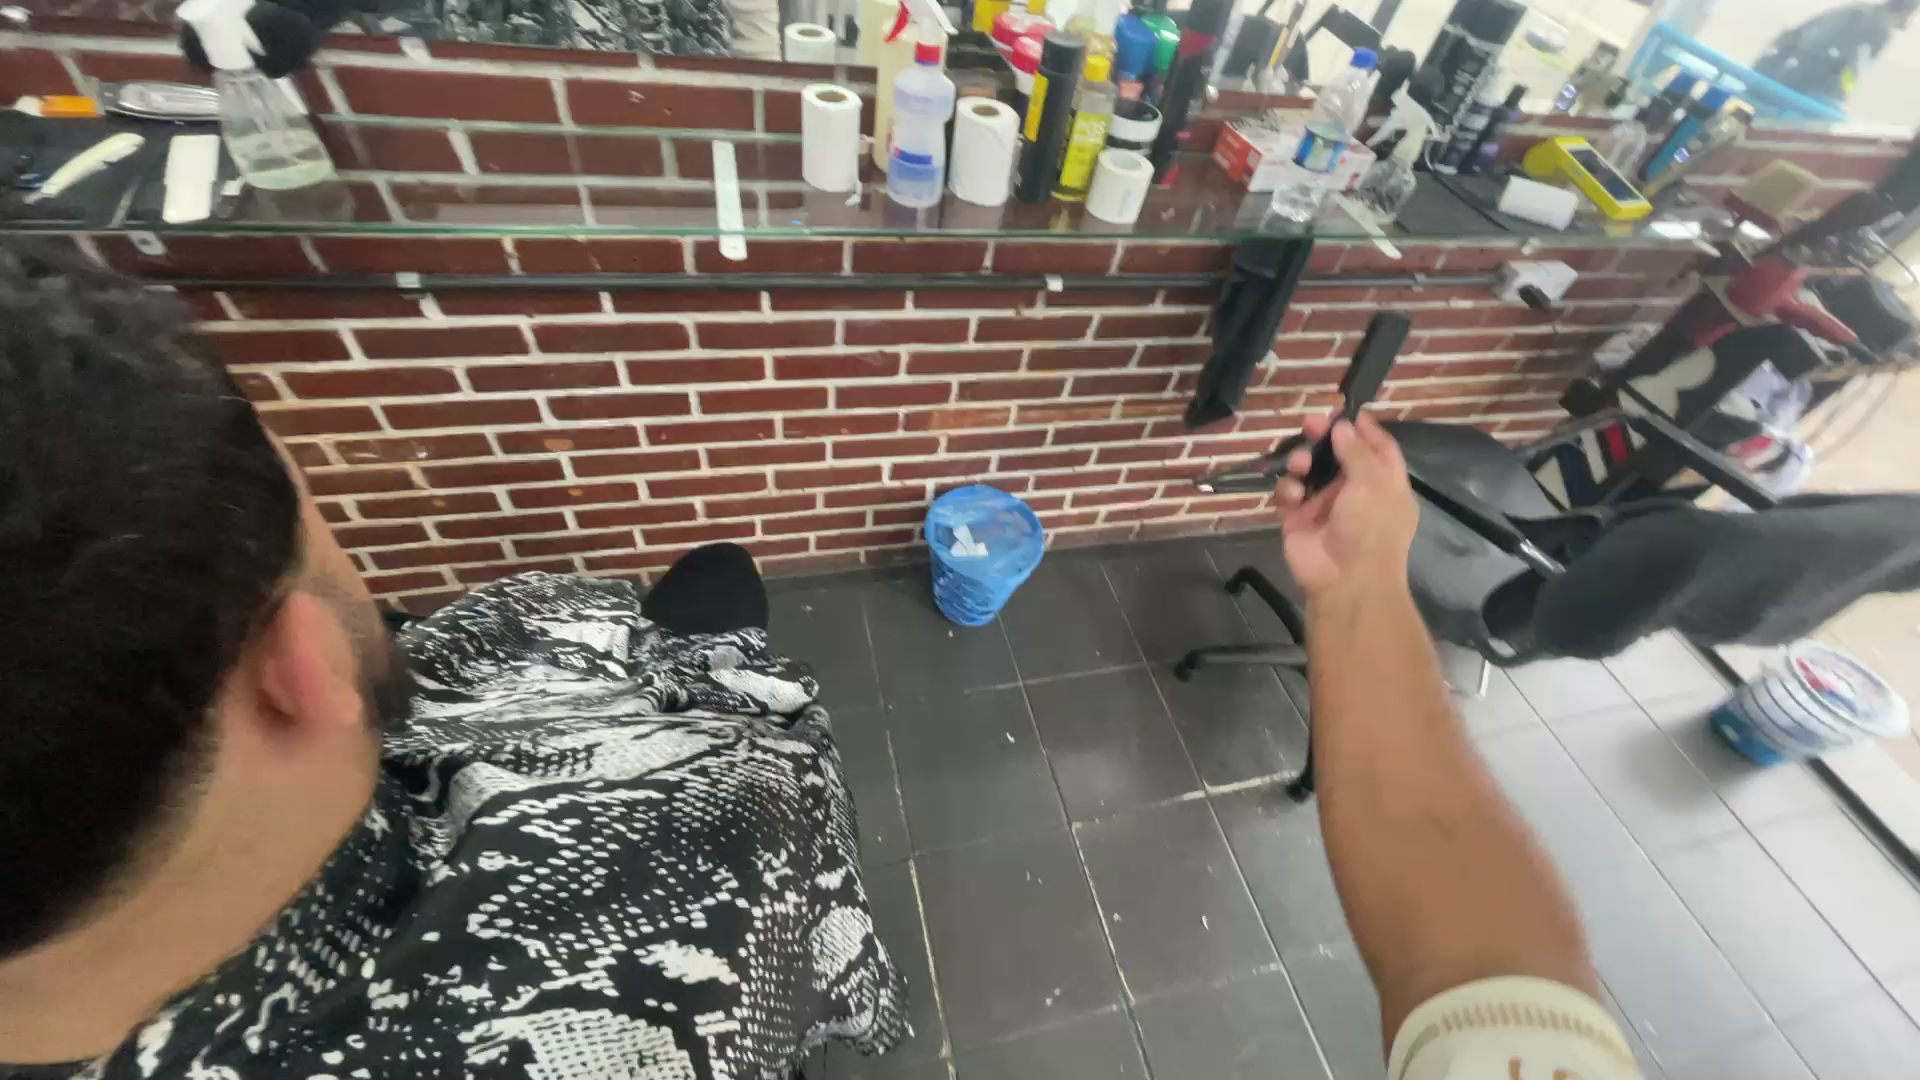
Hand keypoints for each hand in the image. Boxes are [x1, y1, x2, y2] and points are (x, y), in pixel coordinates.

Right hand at [1273, 411, 1418, 598]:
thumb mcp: (1373, 483)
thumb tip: (1343, 426)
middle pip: (1338, 455)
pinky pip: (1288, 494)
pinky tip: (1293, 496)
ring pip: (1308, 471)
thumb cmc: (1370, 528)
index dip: (1364, 429)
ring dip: (1302, 462)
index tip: (1347, 411)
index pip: (1378, 448)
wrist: (1345, 578)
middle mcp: (1354, 491)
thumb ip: (1356, 451)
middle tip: (1310, 424)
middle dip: (1324, 438)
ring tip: (1300, 465)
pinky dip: (1288, 490)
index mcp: (1384, 484)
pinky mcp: (1297, 518)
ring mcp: (1323, 505)